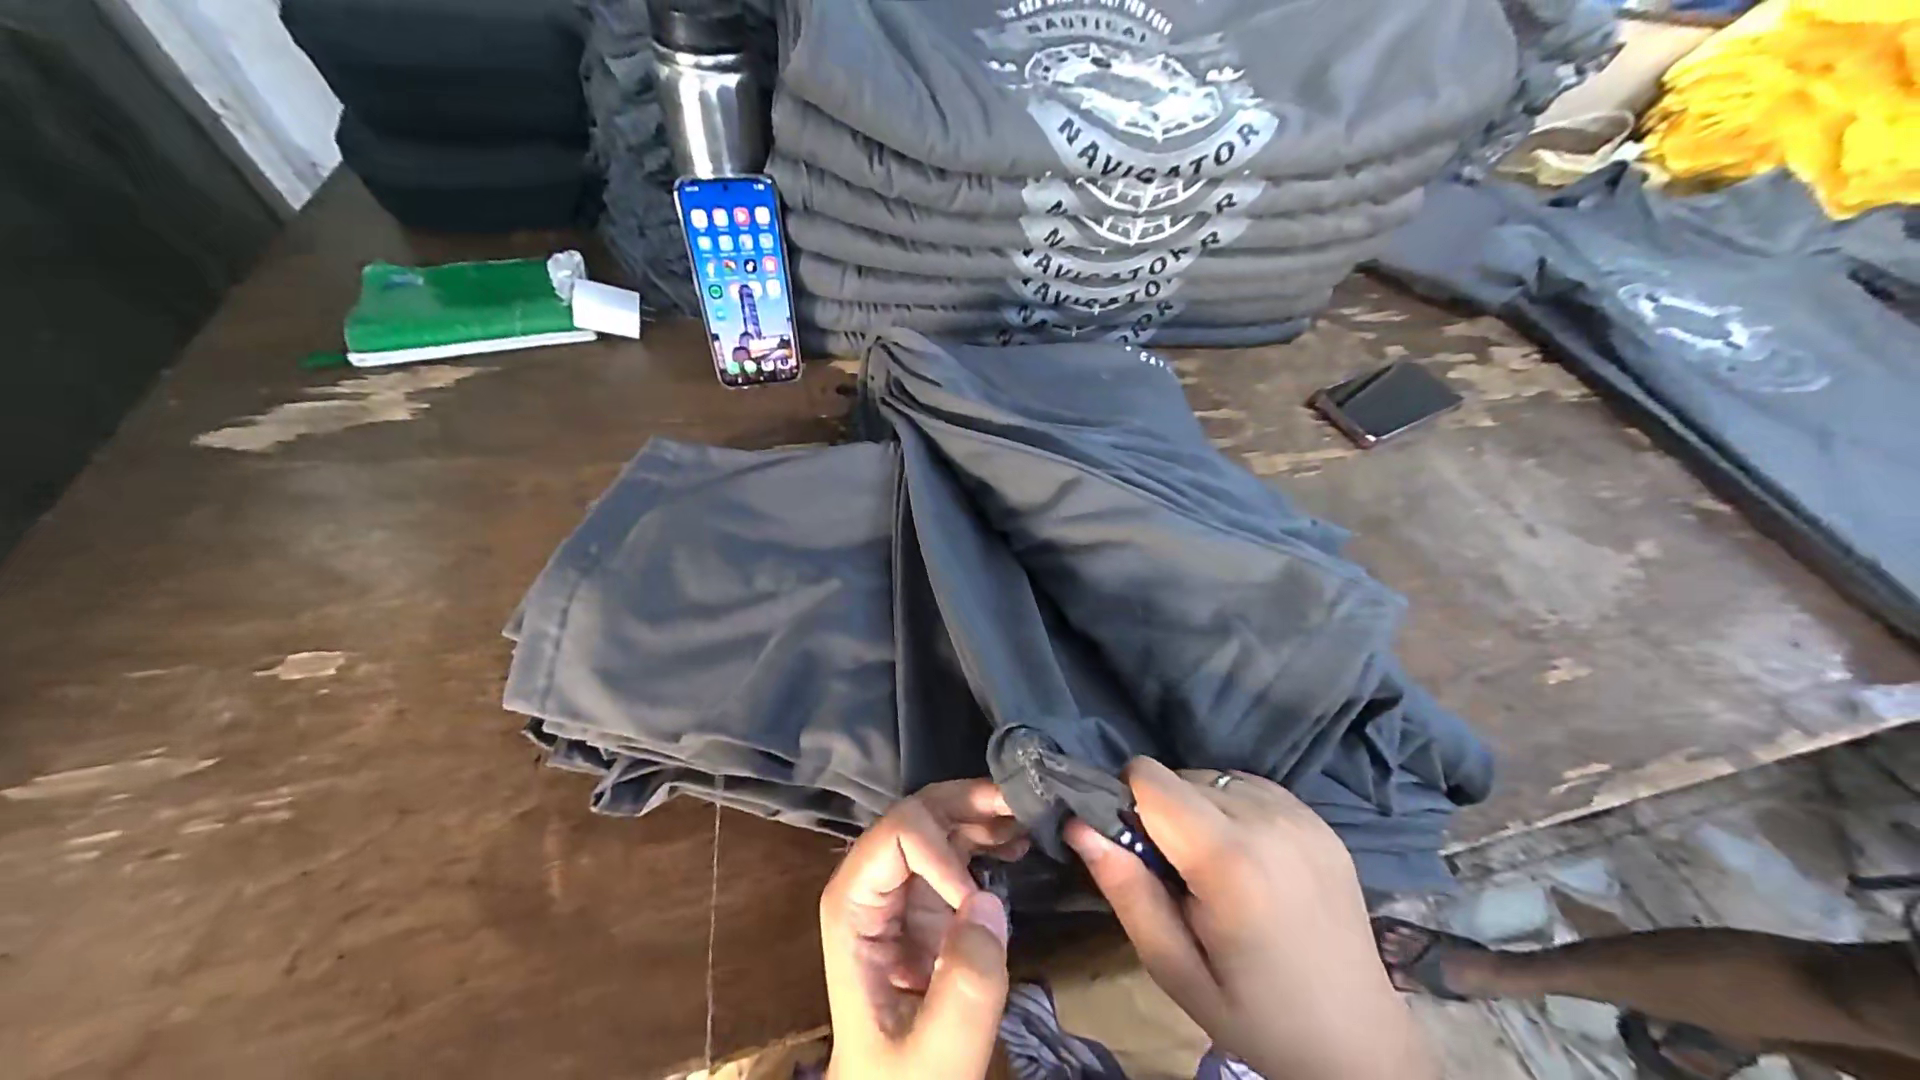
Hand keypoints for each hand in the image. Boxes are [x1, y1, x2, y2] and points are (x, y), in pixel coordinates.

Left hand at [821, 779, 1026, 1079]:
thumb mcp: (935, 1055)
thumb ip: (963, 988)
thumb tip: (987, 902)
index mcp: (855, 904)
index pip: (897, 836)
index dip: (942, 850)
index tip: (978, 896)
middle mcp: (874, 881)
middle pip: (917, 814)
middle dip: (967, 802)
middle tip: (1020, 801)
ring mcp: (903, 886)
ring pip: (938, 820)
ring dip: (982, 810)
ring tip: (1029, 814)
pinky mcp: (930, 898)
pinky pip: (957, 847)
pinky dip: (988, 833)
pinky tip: (1019, 839)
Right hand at [1066, 759, 1436, 1079]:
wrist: (1359, 1042)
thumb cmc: (1254, 1014)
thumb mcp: (1174, 969)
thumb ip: (1126, 891)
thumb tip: (1078, 825)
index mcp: (1229, 858)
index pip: (1150, 777)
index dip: (1127, 802)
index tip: (1135, 850)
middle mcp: (1268, 819)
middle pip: (1178, 777)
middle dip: (1162, 814)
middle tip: (1178, 876)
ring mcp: (1301, 815)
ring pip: (1212, 778)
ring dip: (1197, 810)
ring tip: (1215, 869)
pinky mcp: (1319, 818)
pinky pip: (1249, 787)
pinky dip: (1232, 809)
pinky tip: (1249, 860)